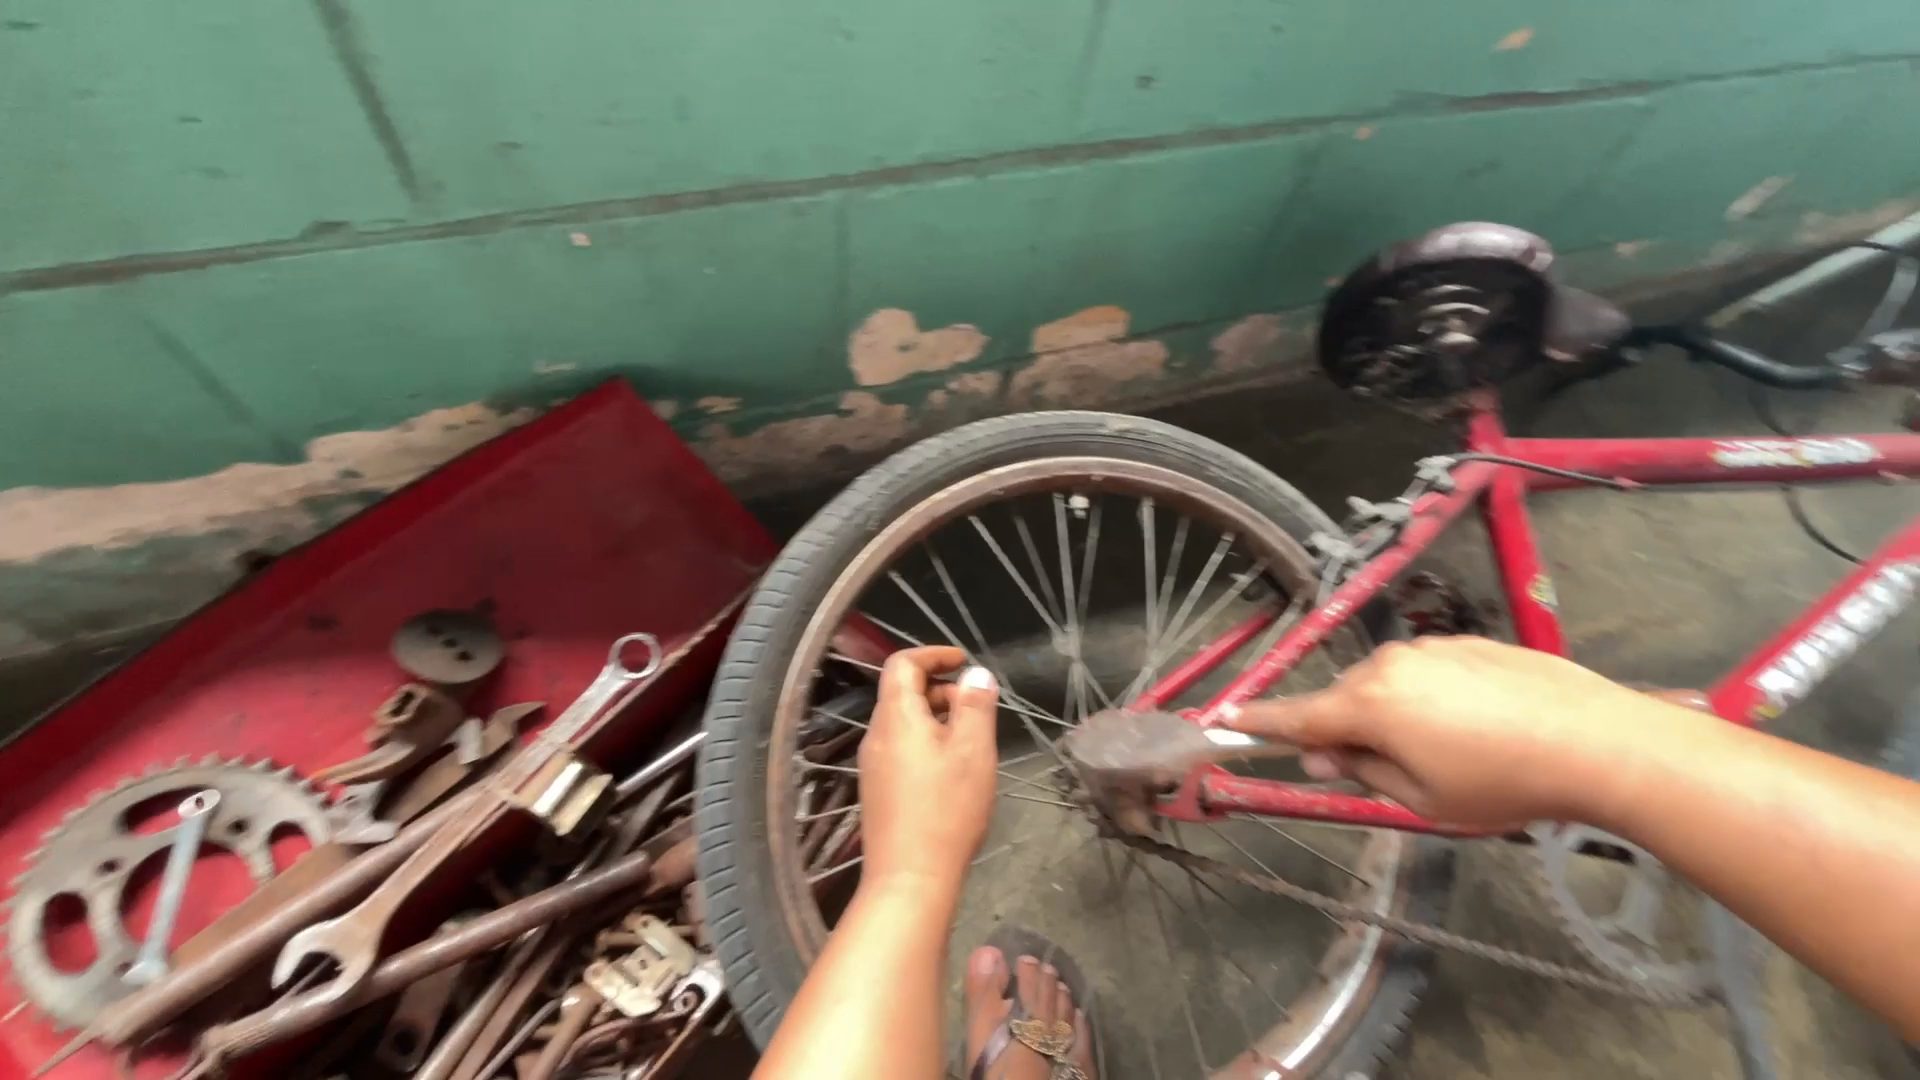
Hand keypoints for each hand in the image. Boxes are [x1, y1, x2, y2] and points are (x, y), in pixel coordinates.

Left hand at [856, 646, 999, 891]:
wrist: (909, 879)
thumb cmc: (946, 809)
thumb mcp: (972, 750)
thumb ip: (975, 706)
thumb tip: (975, 673)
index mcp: (896, 716)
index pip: (902, 663)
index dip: (933, 654)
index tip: (962, 661)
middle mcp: (877, 735)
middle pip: (902, 692)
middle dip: (940, 688)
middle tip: (975, 708)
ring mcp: (873, 765)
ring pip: (904, 723)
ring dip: (936, 717)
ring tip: (970, 741)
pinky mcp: (878, 790)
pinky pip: (901, 748)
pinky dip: (926, 742)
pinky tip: (952, 771)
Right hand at [1226, 636, 1701, 826]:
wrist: (1603, 742)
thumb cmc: (1503, 782)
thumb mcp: (1423, 799)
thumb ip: (1361, 773)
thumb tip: (1320, 757)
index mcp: (1367, 705)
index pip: (1296, 716)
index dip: (1257, 722)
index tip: (1222, 720)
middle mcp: (1385, 664)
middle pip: (1342, 699)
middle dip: (1347, 729)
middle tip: (1381, 768)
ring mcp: (1425, 647)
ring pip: (1382, 682)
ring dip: (1391, 711)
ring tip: (1448, 746)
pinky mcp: (1462, 641)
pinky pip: (1422, 669)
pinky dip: (1427, 695)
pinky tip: (1475, 721)